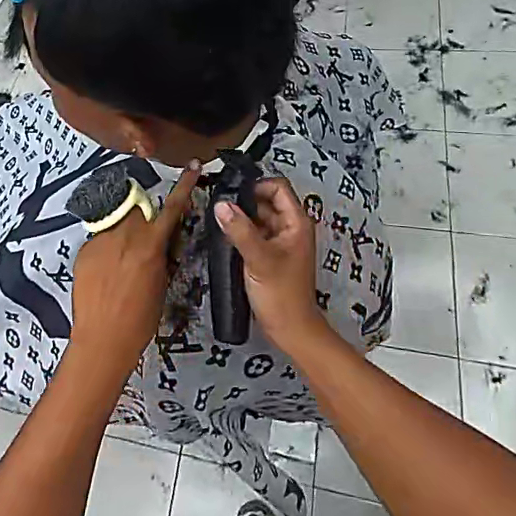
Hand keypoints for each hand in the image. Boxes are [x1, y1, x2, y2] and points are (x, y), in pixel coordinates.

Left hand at [69, 166, 200, 373]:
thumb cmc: (141, 318)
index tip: (193, 166)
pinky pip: (102, 241)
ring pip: (118, 224)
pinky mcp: (83, 253)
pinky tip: (109, 273)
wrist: (102, 341)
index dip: (185, 185)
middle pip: (138, 210)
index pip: (171, 207)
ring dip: (126, 233)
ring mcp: (99, 243)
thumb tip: (160, 240)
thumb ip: (160, 253)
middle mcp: (123, 237)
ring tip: (125, 262)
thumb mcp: (161, 281)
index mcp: (149, 245)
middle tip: (148, 240)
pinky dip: (109, 250)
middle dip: (145, 217)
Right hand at [213, 178, 327, 347]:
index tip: (233, 193)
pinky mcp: (271, 255)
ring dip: (242, 218)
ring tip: (218, 220)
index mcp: (297, 222)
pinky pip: (256, 235)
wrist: (291, 329)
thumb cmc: (281, 295)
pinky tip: (225, 237)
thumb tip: (221, 204)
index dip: (257, 186)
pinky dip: (243, 233)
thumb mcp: (258, 259)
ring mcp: (281, 242)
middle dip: (245, 202)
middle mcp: (291, 228)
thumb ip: (239, 230)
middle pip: (267, 202)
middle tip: (219, 206)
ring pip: (260, 219)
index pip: (278, 188)